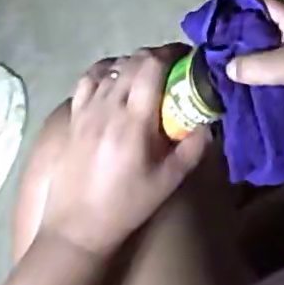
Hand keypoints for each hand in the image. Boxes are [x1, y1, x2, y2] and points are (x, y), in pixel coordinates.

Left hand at [40, 45, 209, 255]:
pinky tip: (116, 79)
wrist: (77, 230)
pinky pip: (89, 78)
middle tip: (173, 68)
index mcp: (134, 121)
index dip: (171, 53)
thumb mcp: (169, 181)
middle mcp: (108, 107)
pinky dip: (106, 70)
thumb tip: (210, 120)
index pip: (151, 65)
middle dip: (157, 55)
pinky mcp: (73, 117)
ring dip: (134, 62)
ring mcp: (86, 110)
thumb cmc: (127, 206)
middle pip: (133, 60)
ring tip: (147, 74)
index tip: (187, 58)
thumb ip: (194, 147)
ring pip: (112, 66)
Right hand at [225, 0, 283, 112]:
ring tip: (229, 70)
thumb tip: (229, 67)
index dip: (236, 2)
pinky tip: (255, 84)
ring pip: (274, 46)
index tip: (214, 16)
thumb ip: (255, 65)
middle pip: (264, 23)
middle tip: (215, 49)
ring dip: (256, 56)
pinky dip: (270, 71)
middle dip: (242, 34)